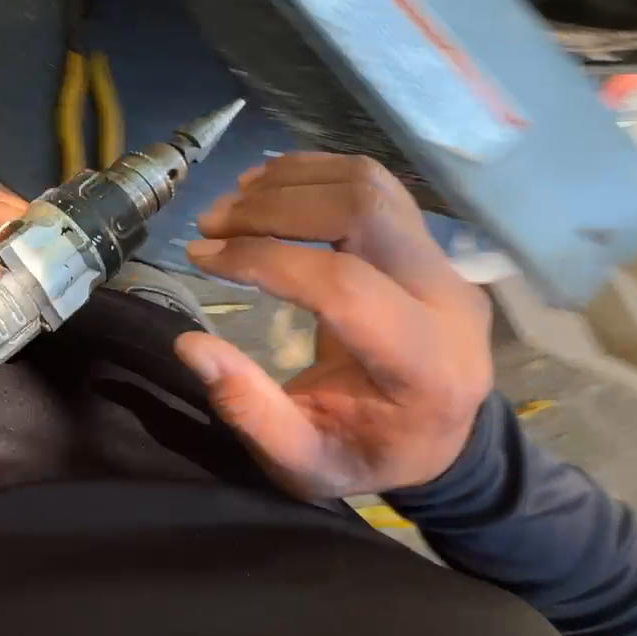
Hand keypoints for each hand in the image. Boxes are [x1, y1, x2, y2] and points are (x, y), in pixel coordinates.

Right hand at [174, 153, 492, 500]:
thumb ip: (249, 410)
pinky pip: (369, 182)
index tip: (200, 257)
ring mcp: (442, 263)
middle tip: (209, 225)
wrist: (437, 438)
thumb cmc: (364, 450)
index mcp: (425, 365)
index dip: (263, 259)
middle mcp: (448, 300)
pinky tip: (262, 190)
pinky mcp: (425, 241)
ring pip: (366, 184)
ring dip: (285, 183)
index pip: (345, 284)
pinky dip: (307, 173)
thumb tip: (189, 344)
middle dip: (271, 208)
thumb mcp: (304, 461)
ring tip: (230, 207)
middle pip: (362, 211)